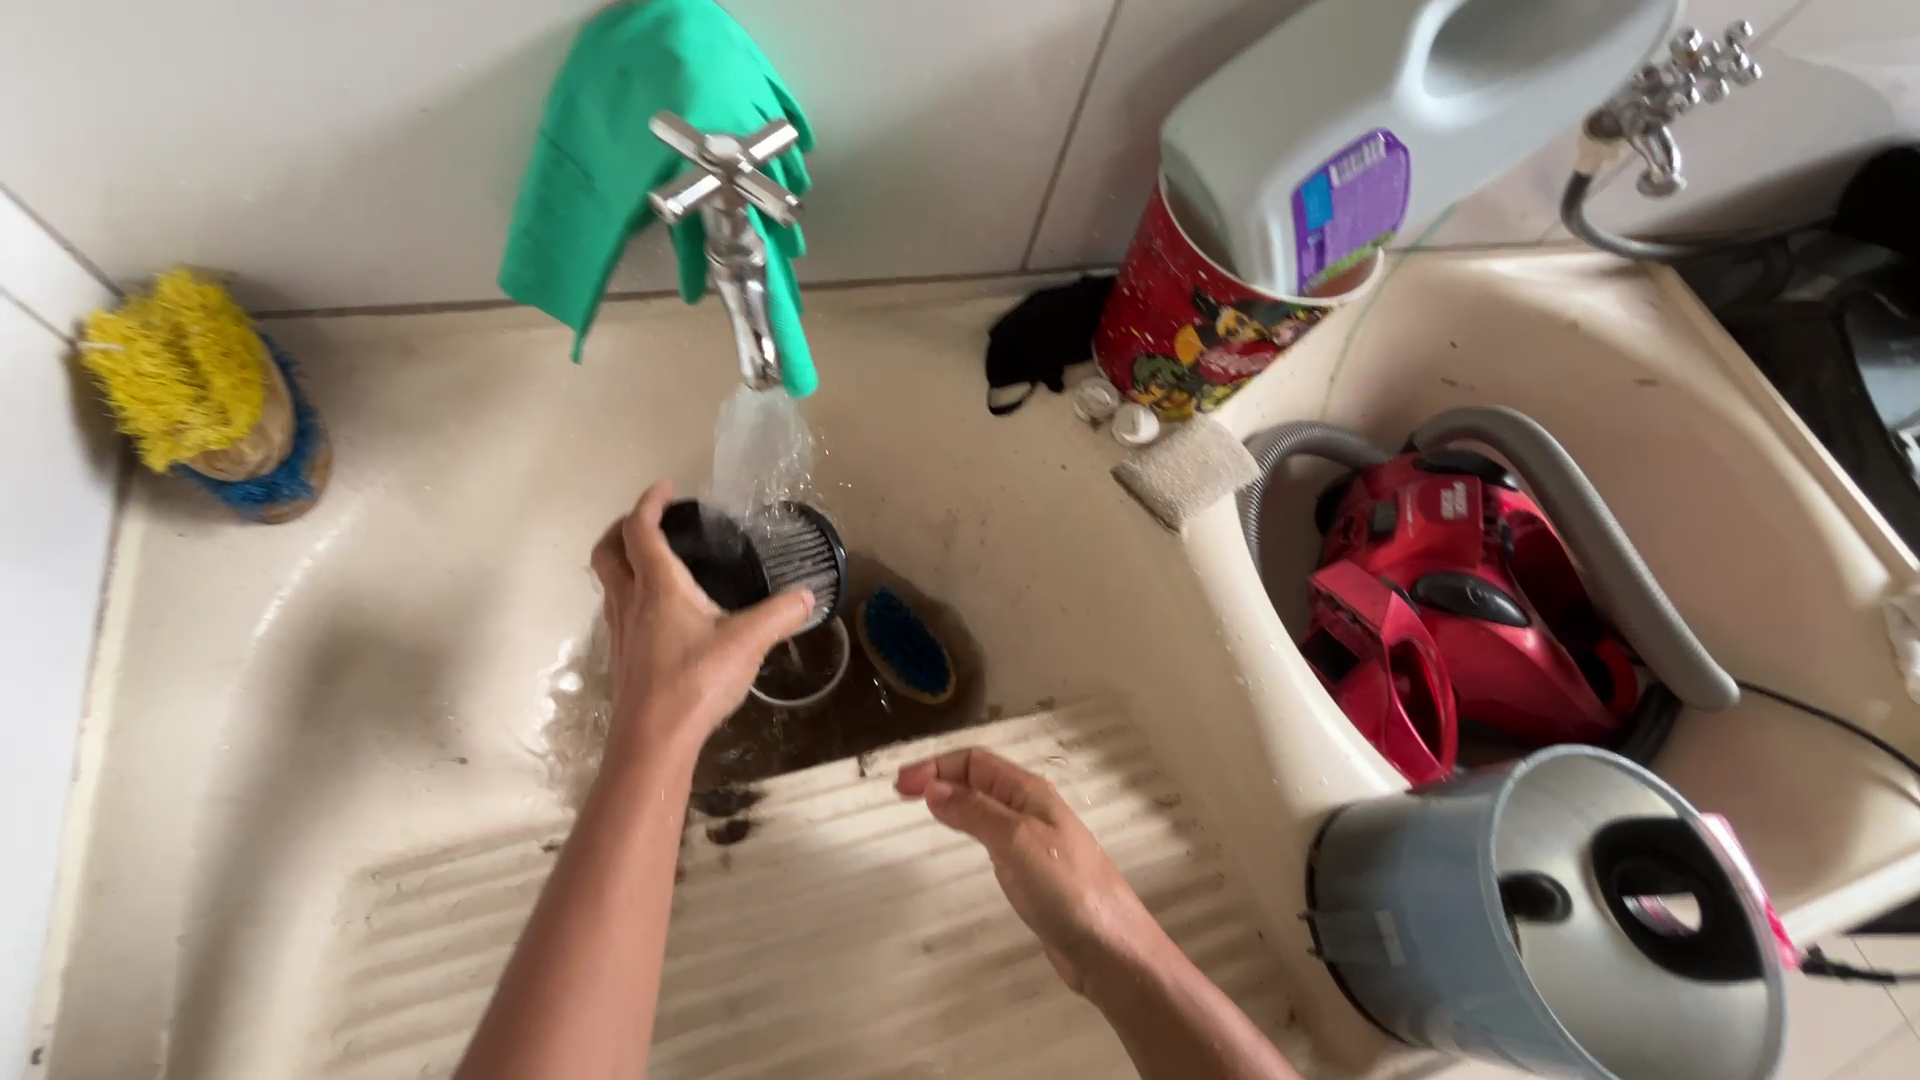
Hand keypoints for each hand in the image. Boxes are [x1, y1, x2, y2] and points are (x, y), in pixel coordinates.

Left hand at [590, 481, 814, 757]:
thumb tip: (808, 596)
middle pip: (607, 551)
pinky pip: (618, 607)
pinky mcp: (623, 655)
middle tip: (650, 521)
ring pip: (608, 581)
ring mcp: (620, 630)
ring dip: (623, 560)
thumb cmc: (695, 682)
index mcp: (658, 587)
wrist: (653, 739)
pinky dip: (631, 592)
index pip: (640, 531)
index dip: (649, 503)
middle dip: (622, 527)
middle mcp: (630, 601)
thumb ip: (781, 615)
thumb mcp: (748, 643)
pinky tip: (661, 612)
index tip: (667, 488)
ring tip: (656, 561)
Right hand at [896, 748, 1161, 993]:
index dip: (936, 766)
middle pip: (978, 778)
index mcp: (1029, 791)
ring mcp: (1033, 839)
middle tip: (901, 792)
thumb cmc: (1065, 887)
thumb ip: (974, 811)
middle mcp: (1031, 808)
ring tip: (923, 808)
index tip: (900, 785)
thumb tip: (932, 788)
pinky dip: (968, 826)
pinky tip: (962, 839)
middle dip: (940, 777)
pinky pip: (993, 834)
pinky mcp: (1032, 870)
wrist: (1109, 948)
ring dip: (953, 799)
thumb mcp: (1015, 841)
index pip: (975, 761)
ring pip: (985, 805)